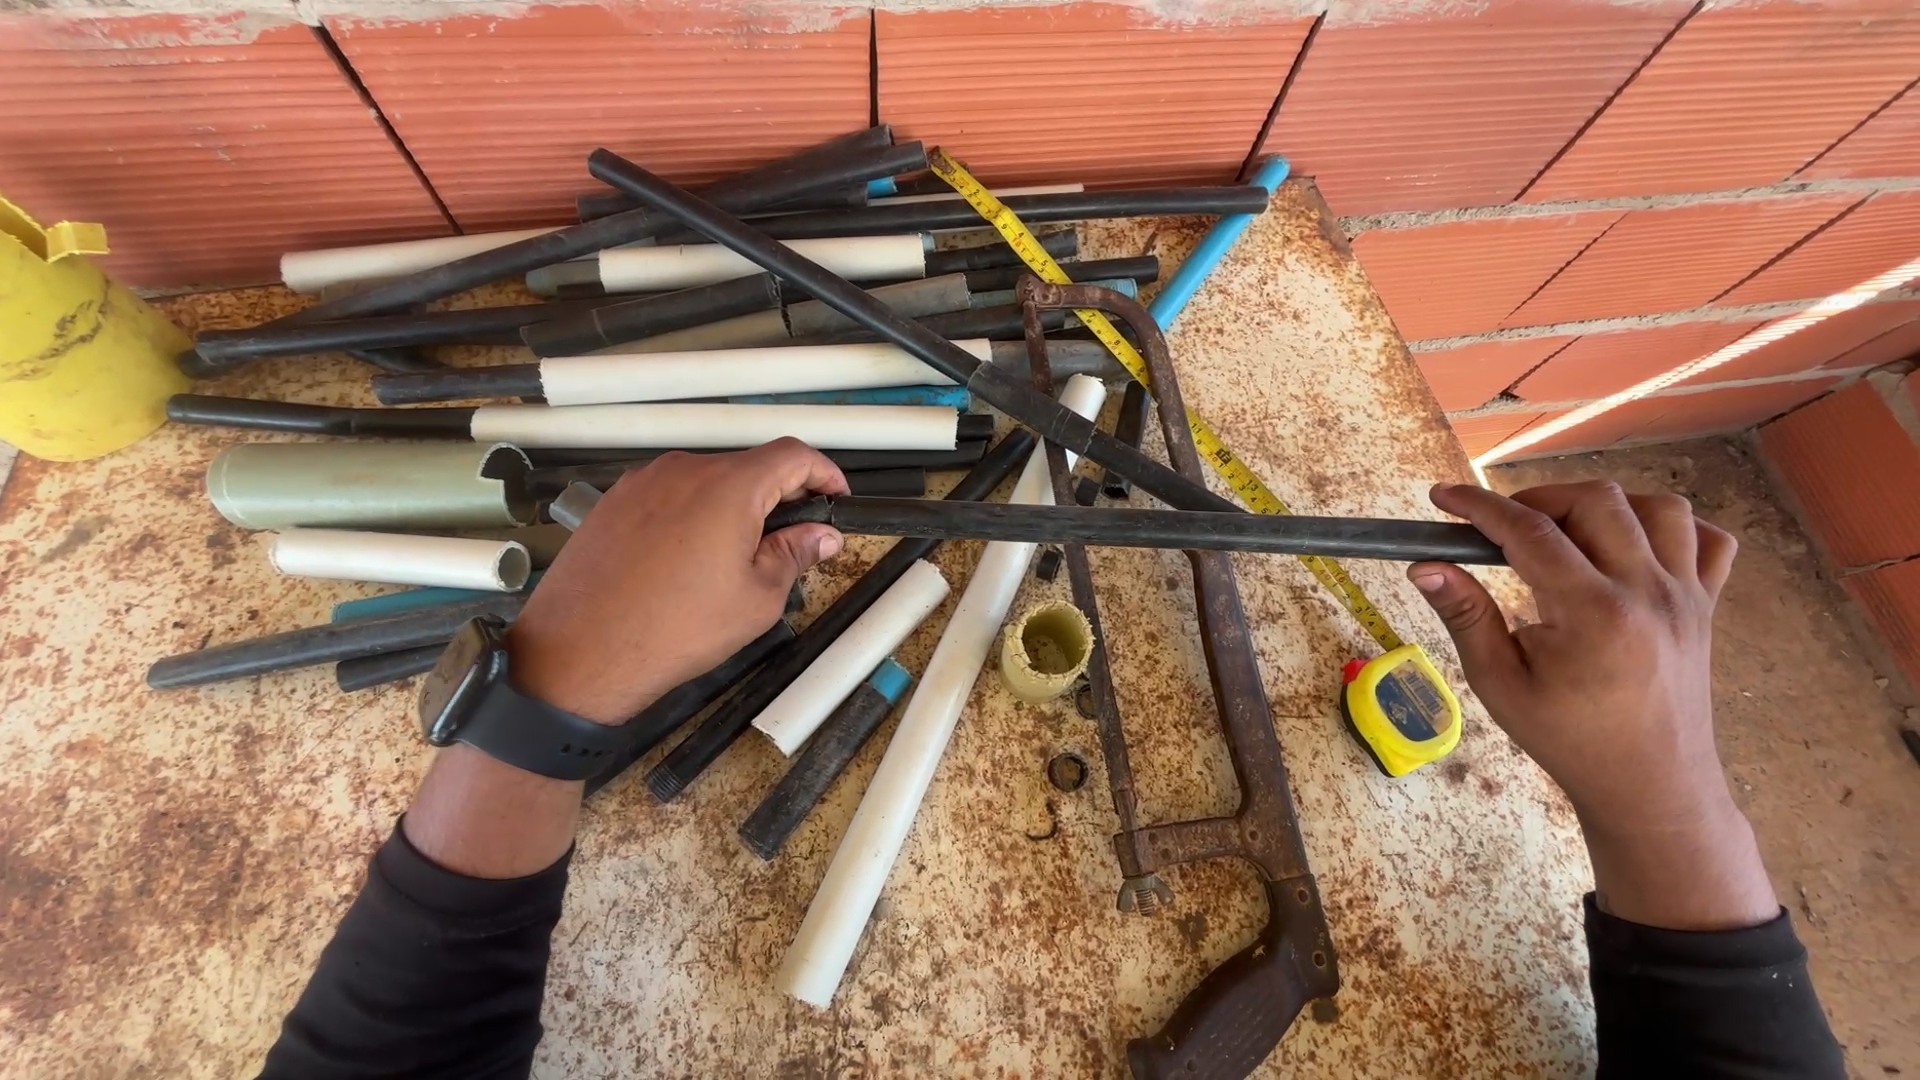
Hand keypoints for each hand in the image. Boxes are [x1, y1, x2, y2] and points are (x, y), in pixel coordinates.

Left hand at [507, 438, 847, 724]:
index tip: (837, 497)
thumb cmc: (678, 628)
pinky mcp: (615, 502)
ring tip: (742, 554)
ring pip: (709, 480)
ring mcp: (643, 482)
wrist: (579, 653)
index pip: (793, 455)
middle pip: (750, 466)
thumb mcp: (757, 598)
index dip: (824, 472)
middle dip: (782, 495)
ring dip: (738, 505)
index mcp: (729, 486)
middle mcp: (684, 469)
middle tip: (796, 537)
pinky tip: (693, 557)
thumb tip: (824, 535)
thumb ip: (795, 554)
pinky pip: (672, 494)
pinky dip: (698, 512)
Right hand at [1409, 480, 1776, 929]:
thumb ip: (1464, 614)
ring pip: (1657, 507)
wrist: (1650, 783)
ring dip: (1600, 505)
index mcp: (1592, 612)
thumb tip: (1423, 566)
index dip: (1479, 506)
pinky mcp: (1708, 605)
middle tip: (1498, 526)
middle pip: (1596, 502)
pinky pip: (1708, 538)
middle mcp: (1648, 591)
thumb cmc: (1563, 736)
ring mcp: (1688, 595)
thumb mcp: (1496, 680)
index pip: (1530, 532)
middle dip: (1535, 499)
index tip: (1442, 496)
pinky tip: (1627, 543)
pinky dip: (1666, 525)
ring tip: (1560, 530)